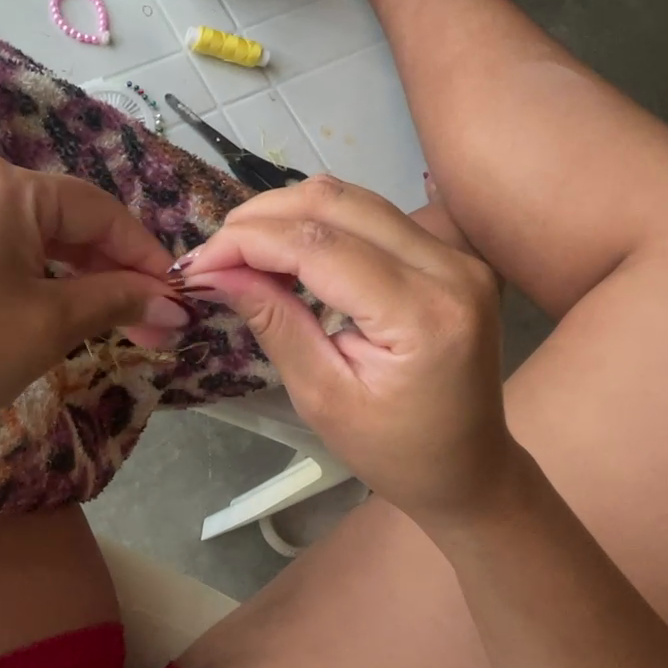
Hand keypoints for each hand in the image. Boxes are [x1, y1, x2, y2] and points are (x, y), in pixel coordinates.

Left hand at [0, 155, 190, 450]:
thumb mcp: (46, 326)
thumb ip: (115, 299)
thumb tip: (172, 300)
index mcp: (4, 184)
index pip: (98, 209)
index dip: (145, 254)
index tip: (180, 298)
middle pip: (67, 220)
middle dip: (114, 272)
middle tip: (154, 325)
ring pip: (35, 237)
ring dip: (78, 278)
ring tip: (116, 326)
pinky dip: (37, 279)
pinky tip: (61, 312)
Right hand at [179, 175, 512, 523]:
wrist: (469, 469)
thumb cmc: (392, 450)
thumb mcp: (321, 396)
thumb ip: (273, 321)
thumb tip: (212, 271)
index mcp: (421, 314)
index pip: (318, 246)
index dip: (248, 243)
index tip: (198, 264)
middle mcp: (448, 267)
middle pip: (334, 203)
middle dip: (261, 218)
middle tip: (214, 253)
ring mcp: (454, 254)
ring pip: (350, 198)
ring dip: (285, 213)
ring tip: (241, 249)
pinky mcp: (448, 253)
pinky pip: (369, 214)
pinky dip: (315, 222)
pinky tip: (284, 248)